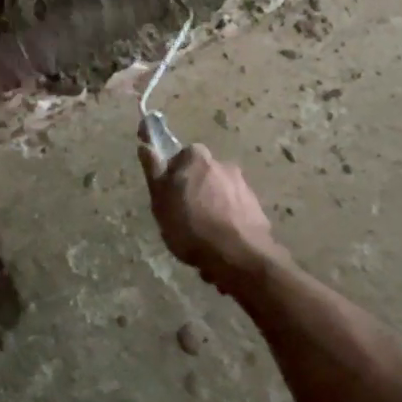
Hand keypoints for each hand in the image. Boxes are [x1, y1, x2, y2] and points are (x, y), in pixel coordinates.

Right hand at [138, 136, 284, 292]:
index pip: (179, 159)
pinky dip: (227, 226)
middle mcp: (223, 164)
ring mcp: (243, 187)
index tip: (169, 200)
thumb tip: (145, 145)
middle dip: (195, 196)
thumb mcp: (160, 199)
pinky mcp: (257, 210)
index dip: (172, 179)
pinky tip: (221, 248)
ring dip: (211, 213)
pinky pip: (234, 215)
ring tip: (203, 242)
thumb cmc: (192, 225)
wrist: (240, 256)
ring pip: (218, 198)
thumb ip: (153, 170)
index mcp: (196, 157)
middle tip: (184, 222)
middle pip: (201, 178)